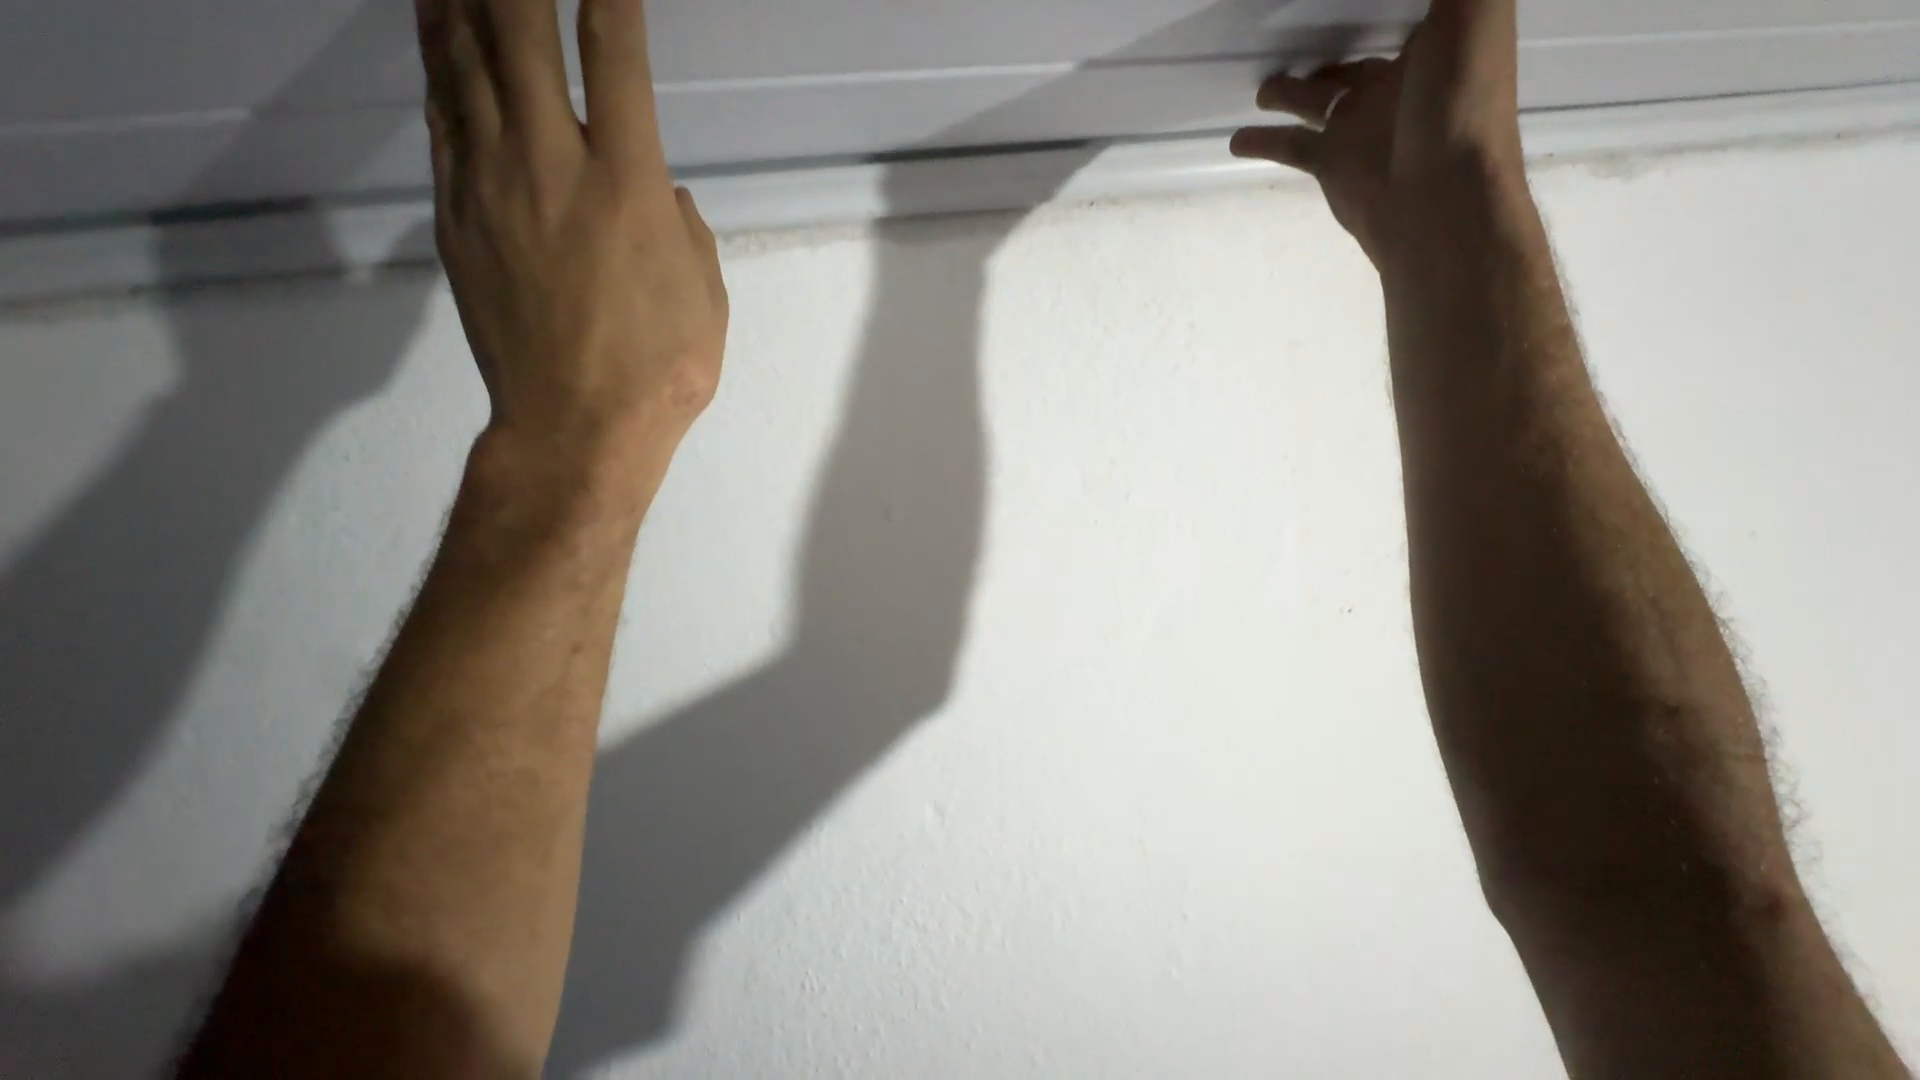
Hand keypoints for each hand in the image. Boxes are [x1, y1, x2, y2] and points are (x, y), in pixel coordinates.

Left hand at [416, 0, 728, 471]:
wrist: (576, 429)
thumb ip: (684, 228)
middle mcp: (553, 166)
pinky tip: (436, 27)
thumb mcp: (705, 294)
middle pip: (519, 32)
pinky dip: (438, 62)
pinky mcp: (457, 216)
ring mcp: (493, 187)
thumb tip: (657, 194)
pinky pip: (443, 119)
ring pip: (464, 63)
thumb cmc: (661, 369)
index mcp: (629, 186)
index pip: (616, 56)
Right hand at [1230, 0, 1525, 265]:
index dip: (1385, 7)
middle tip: (1295, 40)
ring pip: (1315, 100)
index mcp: (1436, 45)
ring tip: (1261, 90)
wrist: (1441, 199)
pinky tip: (1236, 140)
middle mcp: (1397, 84)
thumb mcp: (1473, 11)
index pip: (1409, 12)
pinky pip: (1290, 144)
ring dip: (1287, 93)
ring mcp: (1360, 128)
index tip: (1340, 7)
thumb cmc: (1462, 100)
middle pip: (1357, 59)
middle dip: (1332, 52)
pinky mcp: (1331, 163)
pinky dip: (1262, 142)